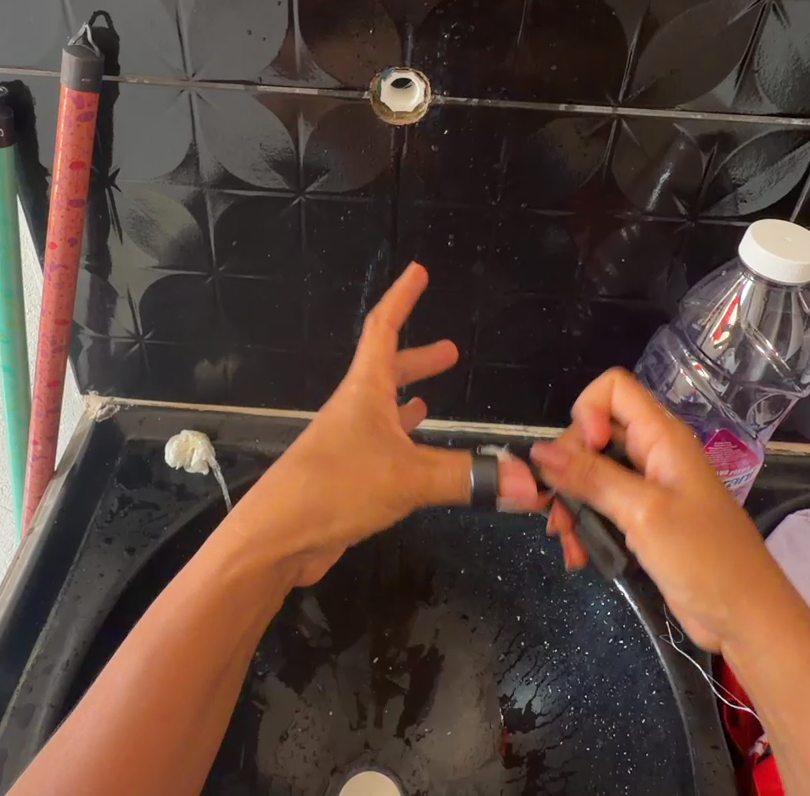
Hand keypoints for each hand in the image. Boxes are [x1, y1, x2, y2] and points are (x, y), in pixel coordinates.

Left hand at [227, 263, 539, 584]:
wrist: (278, 537)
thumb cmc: (337, 487)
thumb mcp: (409, 478)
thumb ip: (469, 478)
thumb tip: (531, 485)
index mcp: (365, 390)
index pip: (384, 328)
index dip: (402, 298)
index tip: (417, 272)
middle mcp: (355, 409)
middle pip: (387, 370)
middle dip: (419, 359)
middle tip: (451, 353)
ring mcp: (349, 441)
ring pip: (385, 410)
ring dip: (410, 400)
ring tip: (436, 398)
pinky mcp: (349, 474)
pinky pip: (383, 447)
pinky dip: (405, 442)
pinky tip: (418, 452)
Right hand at [531, 368, 761, 651]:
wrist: (748, 621)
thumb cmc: (705, 558)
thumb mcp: (643, 512)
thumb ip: (590, 477)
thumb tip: (538, 450)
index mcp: (662, 437)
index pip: (613, 389)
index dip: (588, 412)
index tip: (583, 451)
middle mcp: (653, 454)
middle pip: (593, 432)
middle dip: (567, 466)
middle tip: (557, 505)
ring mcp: (648, 488)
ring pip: (591, 472)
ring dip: (571, 502)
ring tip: (565, 539)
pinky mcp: (643, 520)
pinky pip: (601, 506)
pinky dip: (585, 525)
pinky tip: (578, 554)